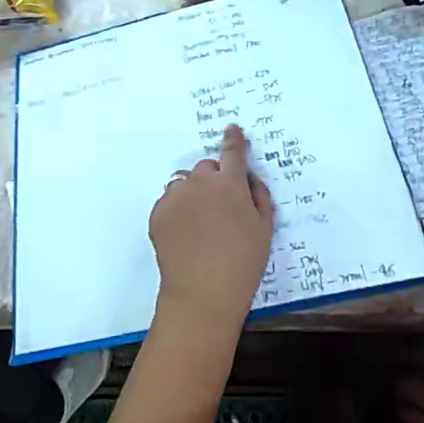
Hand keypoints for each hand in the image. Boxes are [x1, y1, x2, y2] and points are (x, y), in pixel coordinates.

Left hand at [149, 125, 274, 333]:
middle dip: (214, 179)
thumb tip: (249, 179)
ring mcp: (176, 198)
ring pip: (185, 183)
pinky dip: (178, 209)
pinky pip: (169, 201)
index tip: (232, 130)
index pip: (233, 153)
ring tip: (201, 221)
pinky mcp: (158, 214)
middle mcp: (201, 184)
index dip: (234, 140)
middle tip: (221, 206)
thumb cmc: (243, 261)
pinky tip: (186, 233)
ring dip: (194, 192)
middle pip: (207, 168)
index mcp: (231, 184)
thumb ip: (259, 196)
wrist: (203, 292)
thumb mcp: (265, 228)